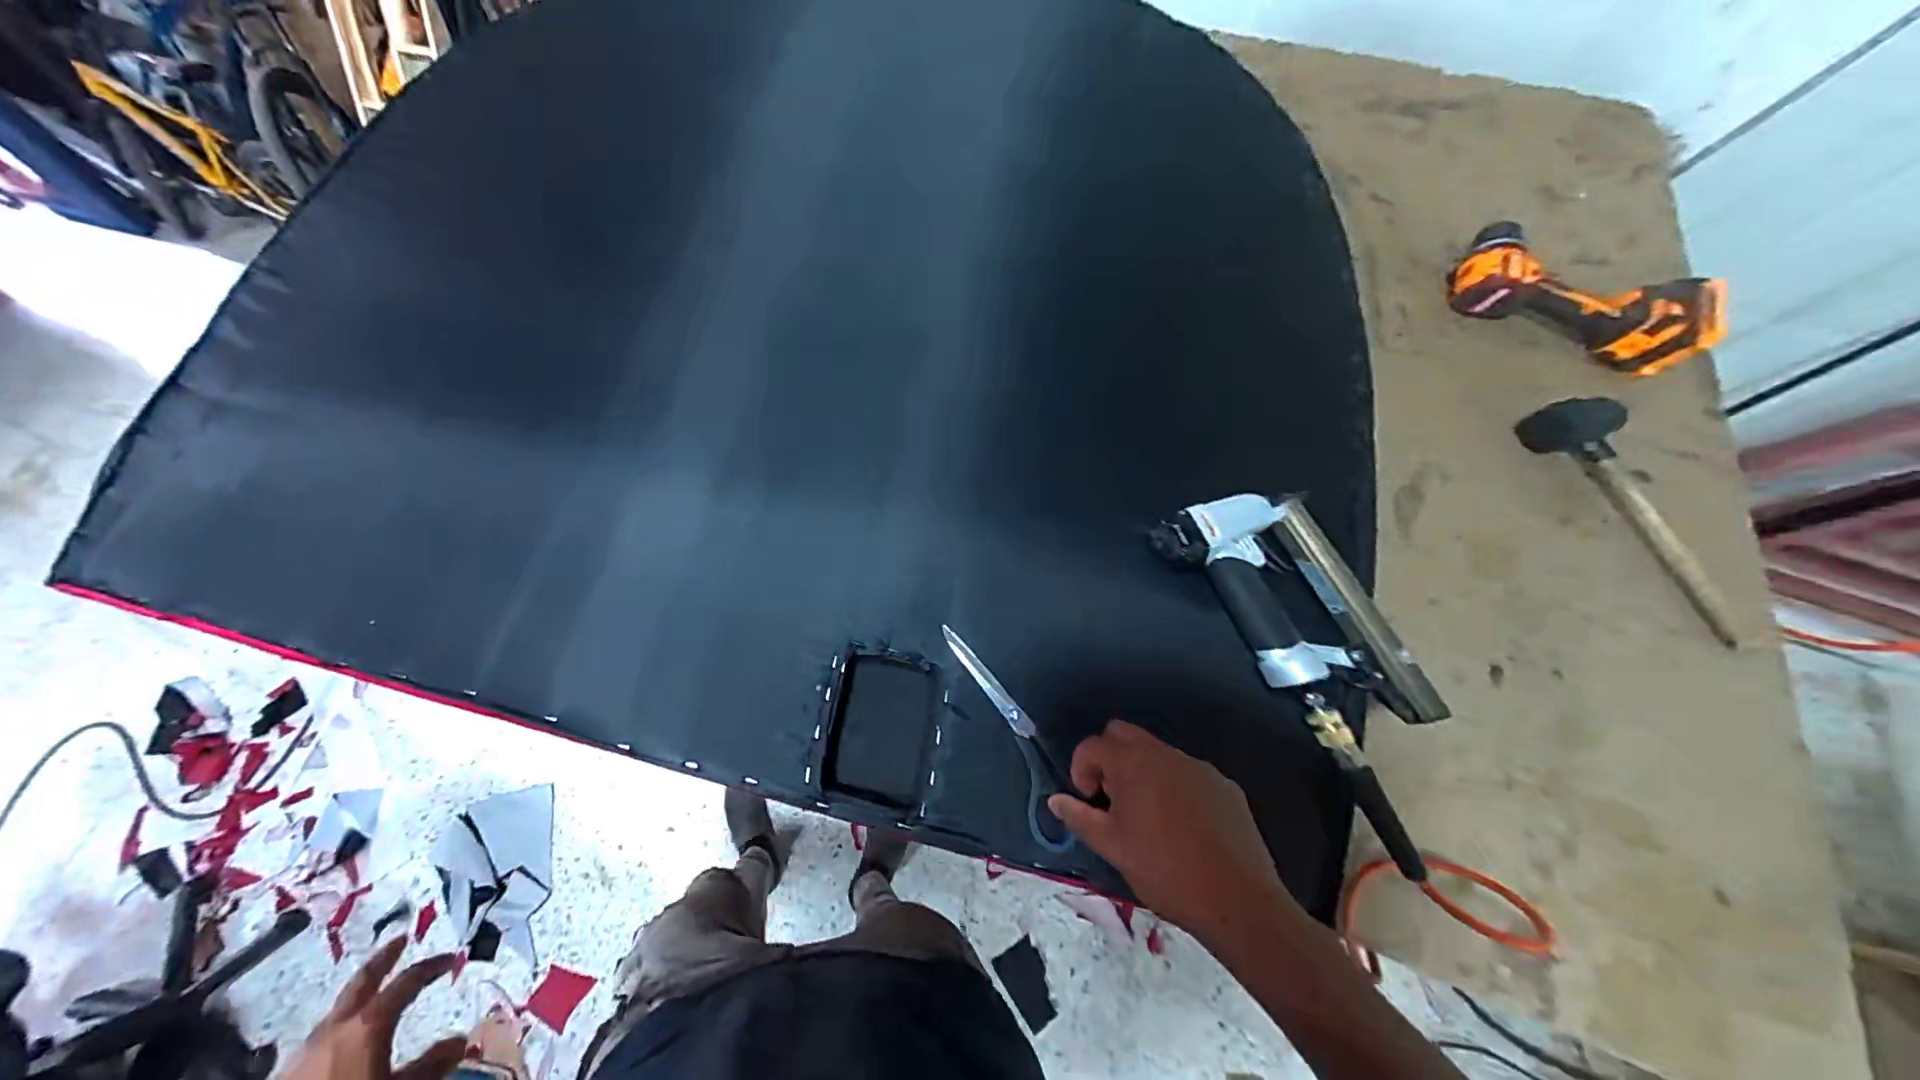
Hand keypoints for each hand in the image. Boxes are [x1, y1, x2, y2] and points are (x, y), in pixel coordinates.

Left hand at [283, 937, 466, 1079]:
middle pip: (362, 981)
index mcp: (368, 1024)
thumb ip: (431, 1064)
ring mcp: (305, 1050)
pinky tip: (347, 1033)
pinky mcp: (287, 1072)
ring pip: (339, 1007)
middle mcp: (335, 1027)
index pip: (407, 981)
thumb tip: (459, 1041)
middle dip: (384, 958)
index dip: (431, 966)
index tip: (450, 959)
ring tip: (377, 988)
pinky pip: (323, 1032)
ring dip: (361, 991)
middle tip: (401, 940)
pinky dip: (343, 1019)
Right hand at [1048, 720, 1298, 939]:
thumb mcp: (1112, 848)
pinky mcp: (1225, 785)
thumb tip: (1055, 800)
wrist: (1238, 900)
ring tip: (1149, 820)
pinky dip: (1175, 788)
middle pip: (1123, 734)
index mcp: (1133, 764)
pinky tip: (1184, 829)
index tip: (1088, 800)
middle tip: (1112, 800)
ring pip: (1158, 754)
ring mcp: (1199, 767)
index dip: (1080, 769)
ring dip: (1143, 774)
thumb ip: (1079, 817)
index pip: (1092, 744)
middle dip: (1109, 758)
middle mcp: (1165, 754)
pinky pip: (1188, 774)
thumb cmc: (1165, 872)